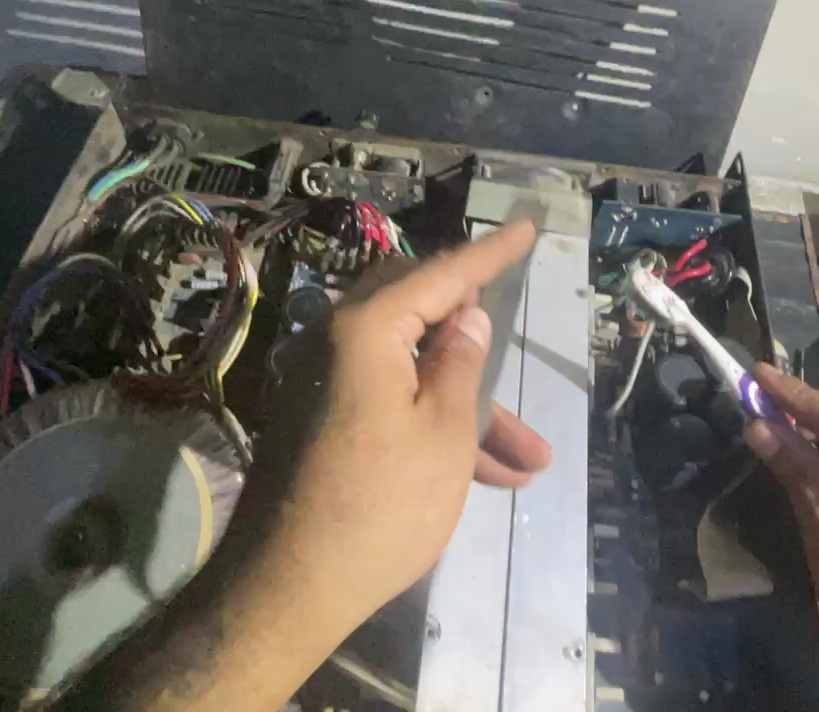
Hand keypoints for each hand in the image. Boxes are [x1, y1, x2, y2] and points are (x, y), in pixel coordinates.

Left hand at [255, 222, 542, 631]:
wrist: (287, 591)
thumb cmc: (380, 506)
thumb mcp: (443, 432)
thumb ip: (460, 362)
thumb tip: (468, 316)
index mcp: (366, 328)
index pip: (442, 274)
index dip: (490, 254)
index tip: (525, 228)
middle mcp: (339, 340)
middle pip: (417, 310)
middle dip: (471, 332)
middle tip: (503, 344)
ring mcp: (328, 380)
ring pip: (412, 367)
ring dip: (467, 404)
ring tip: (531, 456)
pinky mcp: (325, 417)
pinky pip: (390, 400)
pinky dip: (434, 423)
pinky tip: (489, 472)